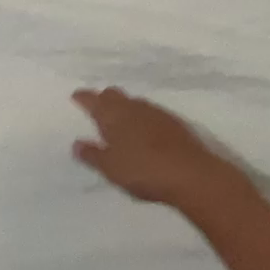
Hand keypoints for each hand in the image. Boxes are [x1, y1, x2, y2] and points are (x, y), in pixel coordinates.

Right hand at [73, 87, 246, 208]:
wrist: (192, 175)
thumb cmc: (143, 171)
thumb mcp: (111, 169)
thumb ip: (92, 155)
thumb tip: (76, 144)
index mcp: (112, 114)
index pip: (92, 99)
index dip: (83, 97)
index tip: (76, 97)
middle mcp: (132, 107)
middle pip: (114, 94)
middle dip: (104, 99)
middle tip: (98, 107)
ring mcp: (155, 112)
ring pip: (134, 102)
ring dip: (126, 107)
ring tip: (122, 120)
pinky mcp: (175, 123)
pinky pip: (152, 113)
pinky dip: (144, 117)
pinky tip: (147, 131)